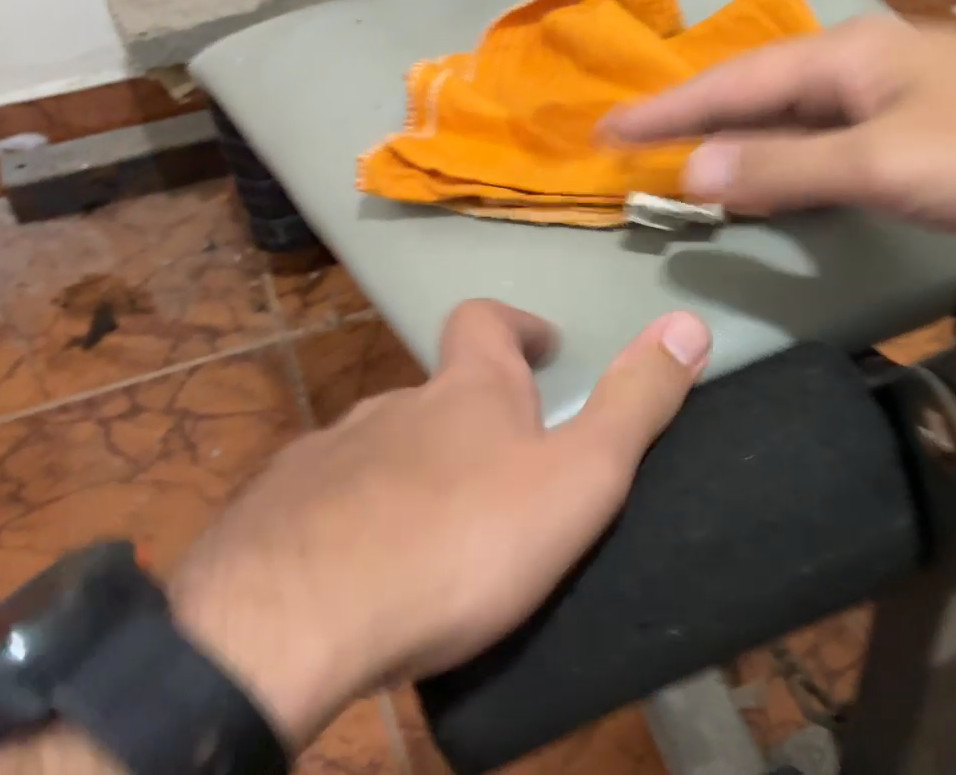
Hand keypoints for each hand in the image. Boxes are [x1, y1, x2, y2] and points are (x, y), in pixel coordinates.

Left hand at [166, 300, 711, 748]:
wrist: (281, 635)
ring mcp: (319, 464)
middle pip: (435, 393)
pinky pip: (324, 505)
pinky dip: (355, 520)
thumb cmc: (460, 543)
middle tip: (510, 468)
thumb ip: (636, 401)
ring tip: (442, 529)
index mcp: (465, 393)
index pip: (482, 321)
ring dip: (416, 470)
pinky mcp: (265, 526)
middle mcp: (389, 410)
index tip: (544, 347)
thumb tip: (690, 320)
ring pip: (379, 450)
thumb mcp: (579, 476)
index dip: (516, 325)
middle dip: (473, 417)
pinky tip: (366, 572)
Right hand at [602, 17, 955, 235]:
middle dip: (700, 120)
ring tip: (702, 160)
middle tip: (643, 150)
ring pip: (806, 111)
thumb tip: (693, 168)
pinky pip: (845, 131)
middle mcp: (867, 59)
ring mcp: (905, 86)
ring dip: (751, 136)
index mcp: (843, 56)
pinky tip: (801, 168)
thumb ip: (789, 167)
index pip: (730, 83)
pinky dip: (805, 153)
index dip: (664, 112)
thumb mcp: (883, 163)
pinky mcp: (937, 116)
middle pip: (764, 90)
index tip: (603, 135)